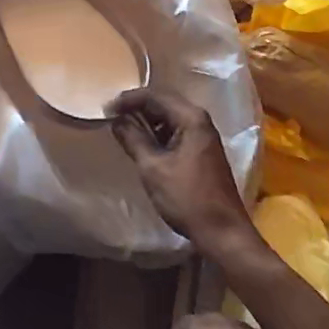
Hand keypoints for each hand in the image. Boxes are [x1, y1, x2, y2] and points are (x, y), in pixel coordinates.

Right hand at [106, 87, 253, 249]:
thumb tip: (117, 121)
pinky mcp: (202, 150)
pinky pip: (175, 130)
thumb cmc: (187, 198)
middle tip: (111, 115)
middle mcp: (199, 119)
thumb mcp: (153, 168)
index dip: (128, 99)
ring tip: (122, 127)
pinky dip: (157, 132)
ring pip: (169, 116)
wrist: (222, 232)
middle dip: (137, 106)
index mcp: (191, 118)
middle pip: (163, 102)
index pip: (154, 95)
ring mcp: (203, 135)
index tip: (106, 109)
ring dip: (146, 120)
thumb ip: (133, 139)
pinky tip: (141, 142)